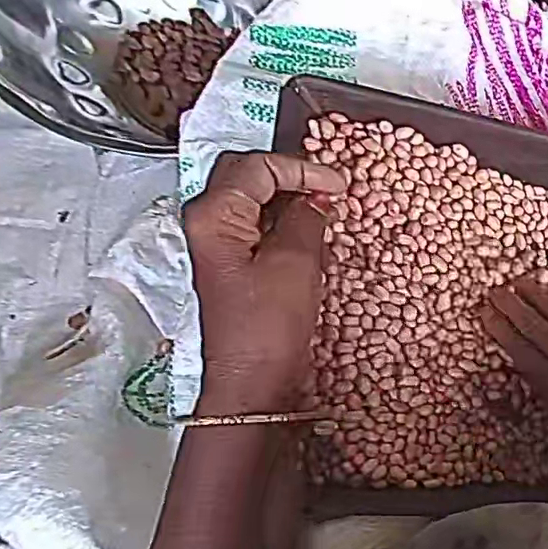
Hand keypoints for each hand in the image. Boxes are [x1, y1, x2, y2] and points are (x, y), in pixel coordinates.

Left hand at [184, 152, 348, 413]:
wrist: (253, 380)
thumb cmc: (269, 326)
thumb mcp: (295, 266)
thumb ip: (305, 222)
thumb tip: (317, 200)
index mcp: (213, 217)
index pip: (256, 168)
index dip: (302, 169)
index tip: (340, 184)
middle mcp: (207, 224)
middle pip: (247, 177)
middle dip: (291, 176)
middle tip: (332, 189)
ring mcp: (218, 246)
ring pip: (253, 202)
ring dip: (290, 198)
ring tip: (327, 207)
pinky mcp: (234, 266)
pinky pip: (258, 229)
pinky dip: (286, 223)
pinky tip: (311, 233)